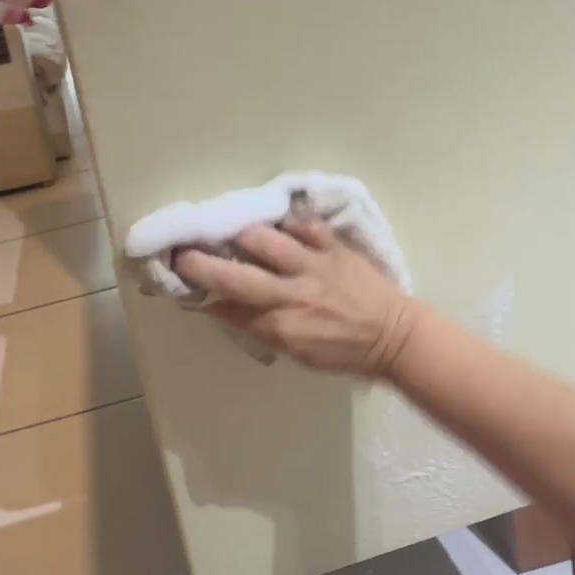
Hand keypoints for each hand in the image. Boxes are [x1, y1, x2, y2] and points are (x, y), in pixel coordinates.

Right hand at [174, 217, 418, 376]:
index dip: (202, 295)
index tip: (181, 282)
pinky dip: (286, 221)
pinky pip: (303, 225)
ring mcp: (312, 266)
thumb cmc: (344, 351)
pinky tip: (276, 221)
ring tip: (228, 229)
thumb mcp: (298, 353)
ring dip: (240, 234)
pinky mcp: (332, 247)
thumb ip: (261, 328)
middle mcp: (291, 295)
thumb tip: (226, 306)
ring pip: (264, 241)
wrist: (394, 336)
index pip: (228, 309)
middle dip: (201, 263)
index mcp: (281, 327)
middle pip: (234, 275)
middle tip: (180, 252)